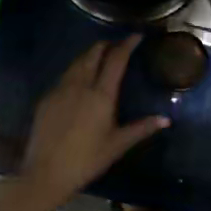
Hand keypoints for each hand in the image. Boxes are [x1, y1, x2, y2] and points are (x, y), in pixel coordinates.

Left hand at [19, 36, 168, 201]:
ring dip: (90, 55)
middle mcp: (80, 85)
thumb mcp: (118, 144)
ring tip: (101, 56)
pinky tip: (80, 79)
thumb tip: (166, 119)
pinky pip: (65, 75)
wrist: (45, 174)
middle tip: (118, 45)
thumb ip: (142, 128)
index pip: (116, 59)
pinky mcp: (46, 98)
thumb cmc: (87, 160)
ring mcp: (60, 90)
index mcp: (101, 94)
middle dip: (107, 45)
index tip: (136, 36)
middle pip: (93, 53)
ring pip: (77, 62)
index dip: (127, 44)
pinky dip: (77, 69)